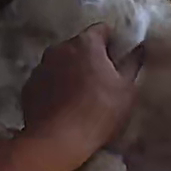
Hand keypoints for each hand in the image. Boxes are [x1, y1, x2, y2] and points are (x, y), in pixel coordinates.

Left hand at [17, 24, 143, 170]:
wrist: (58, 140)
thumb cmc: (99, 112)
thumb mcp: (126, 90)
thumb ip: (133, 64)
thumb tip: (141, 48)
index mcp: (86, 43)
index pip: (102, 29)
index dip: (113, 42)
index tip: (118, 59)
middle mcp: (59, 48)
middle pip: (79, 46)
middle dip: (90, 58)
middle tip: (102, 81)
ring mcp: (40, 67)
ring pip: (61, 63)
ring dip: (71, 72)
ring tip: (81, 96)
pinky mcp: (29, 87)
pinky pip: (47, 81)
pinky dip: (55, 87)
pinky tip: (63, 106)